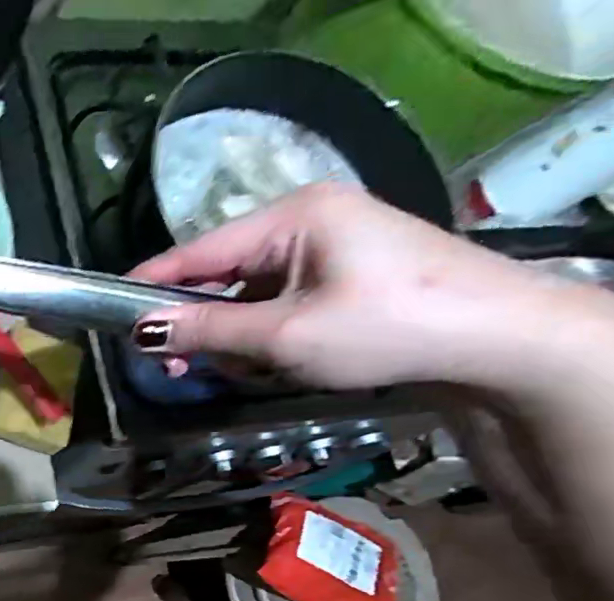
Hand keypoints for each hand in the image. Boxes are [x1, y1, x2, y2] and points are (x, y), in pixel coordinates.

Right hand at [127, 183, 613, 392]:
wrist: (505, 344)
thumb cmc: (387, 329)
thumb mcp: (282, 335)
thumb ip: (205, 330)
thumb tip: (138, 331)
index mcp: (292, 217)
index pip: (194, 252)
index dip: (146, 288)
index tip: (108, 320)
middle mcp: (306, 220)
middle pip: (217, 274)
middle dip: (193, 323)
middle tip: (174, 367)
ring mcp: (328, 245)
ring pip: (243, 294)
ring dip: (229, 335)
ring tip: (239, 370)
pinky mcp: (343, 272)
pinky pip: (274, 302)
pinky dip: (260, 334)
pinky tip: (270, 361)